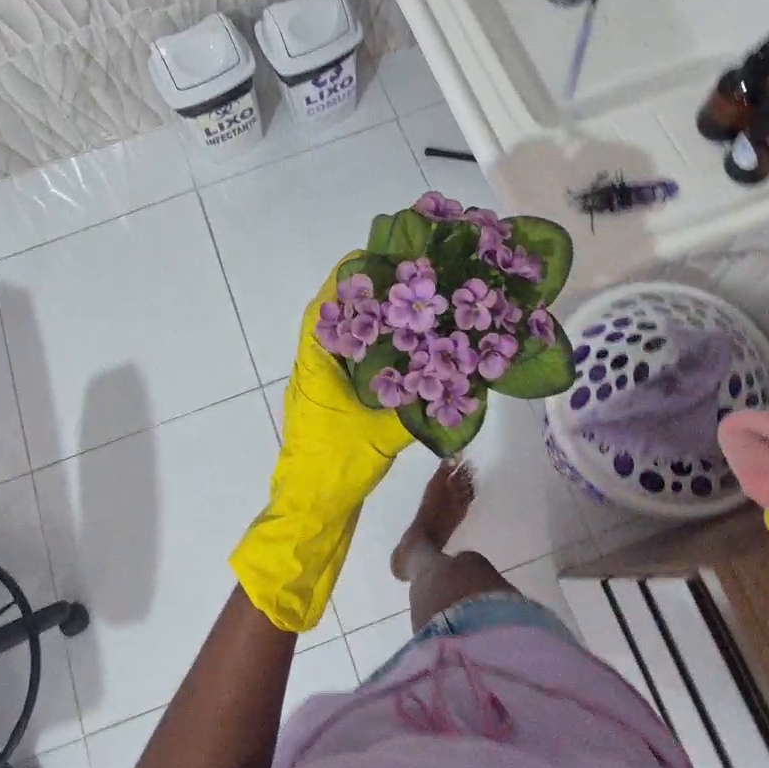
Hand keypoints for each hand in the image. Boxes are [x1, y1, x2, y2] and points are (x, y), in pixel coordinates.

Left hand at [231, 256, 414, 631]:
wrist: (310, 510)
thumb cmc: (337, 467)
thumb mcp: (381, 436)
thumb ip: (416, 408)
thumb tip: (458, 383)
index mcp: (315, 368)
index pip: (323, 310)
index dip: (344, 280)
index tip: (372, 257)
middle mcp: (312, 370)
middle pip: (332, 319)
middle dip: (362, 295)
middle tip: (400, 277)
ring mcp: (317, 387)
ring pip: (339, 341)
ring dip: (364, 321)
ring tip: (402, 303)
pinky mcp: (327, 403)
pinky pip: (346, 363)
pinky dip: (367, 349)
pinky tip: (398, 349)